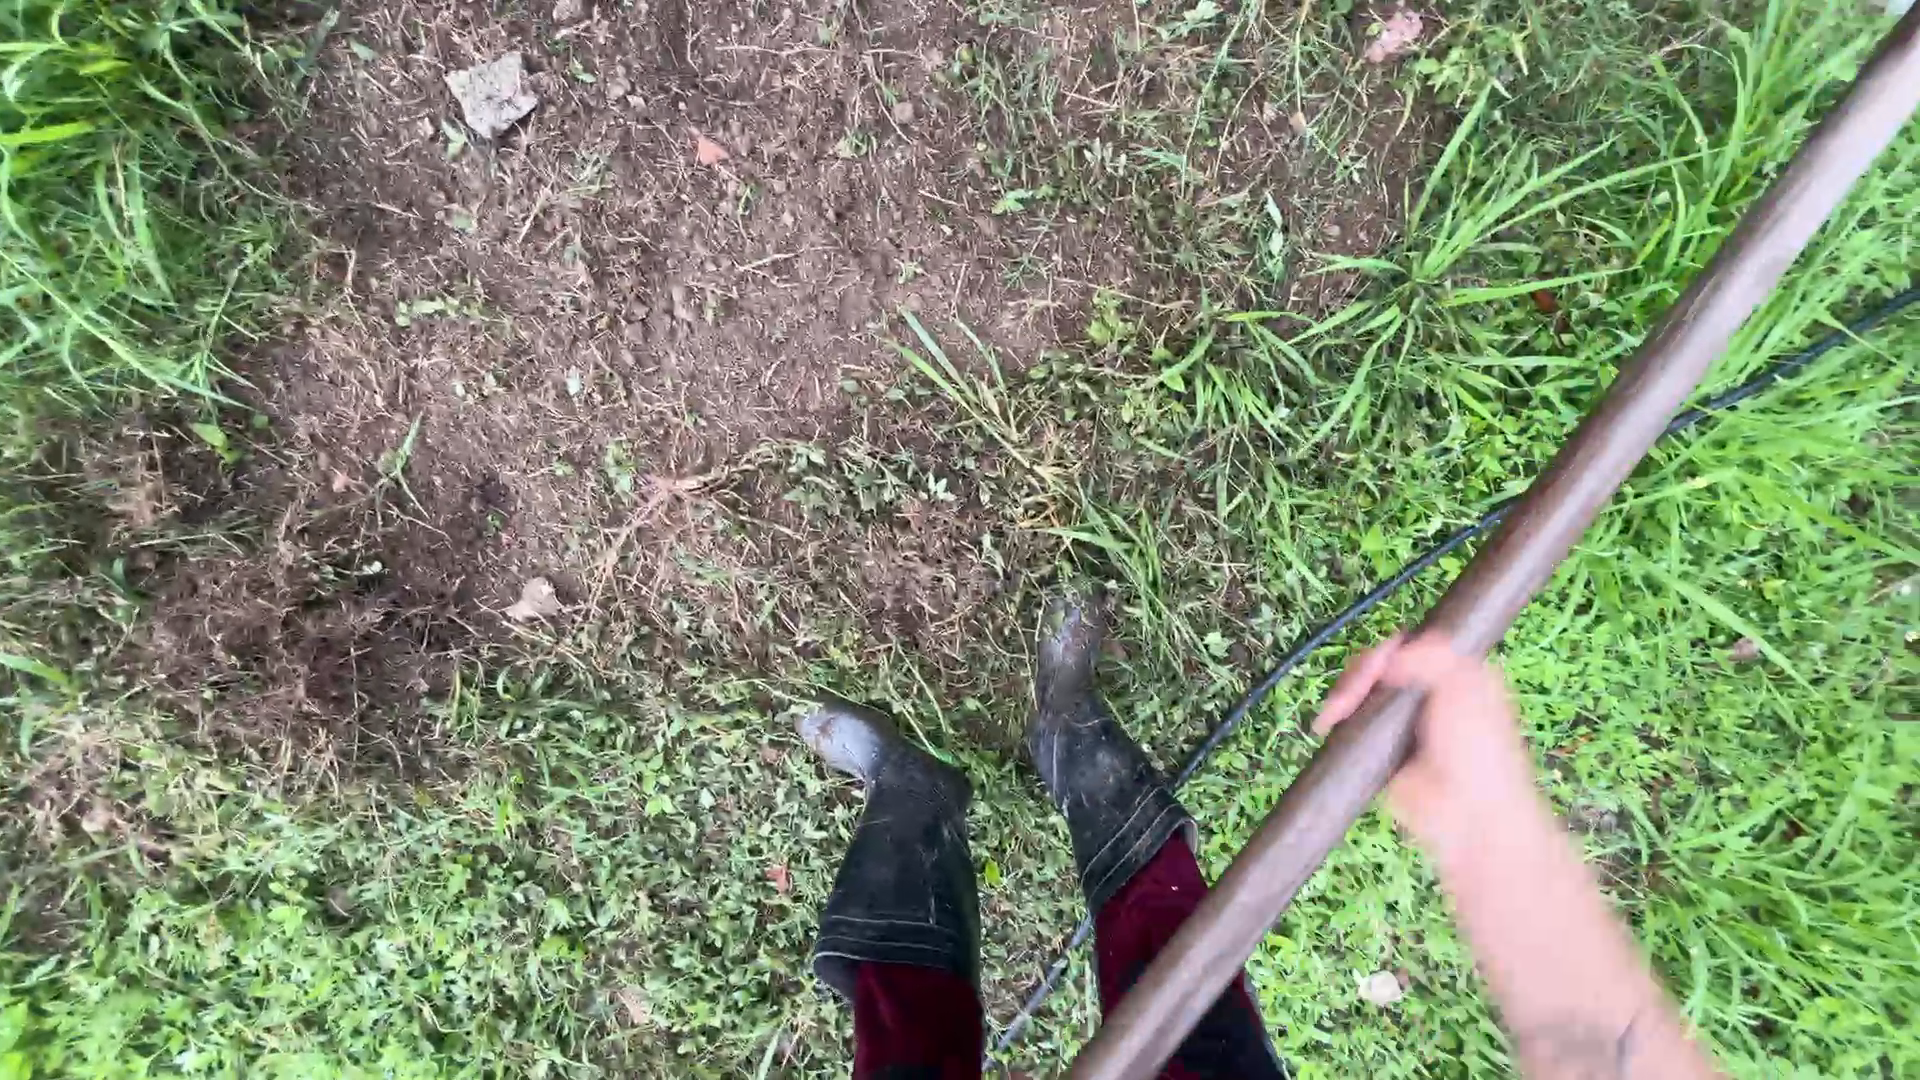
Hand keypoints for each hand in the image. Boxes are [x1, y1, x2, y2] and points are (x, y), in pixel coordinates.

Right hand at [1313, 633, 1542, 856]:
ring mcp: (1396, 718)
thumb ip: (1432, 658)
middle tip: (1355, 690)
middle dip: (1359, 673)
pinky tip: (1327, 722)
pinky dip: (1334, 715)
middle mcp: (1422, 692)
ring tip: (1336, 713)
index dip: (1390, 648)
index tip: (1380, 663)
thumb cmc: (1476, 751)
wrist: (1465, 813)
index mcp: (1453, 675)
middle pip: (1377, 664)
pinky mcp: (1374, 741)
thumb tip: (1388, 655)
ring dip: (1342, 693)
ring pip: (1358, 688)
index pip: (1410, 645)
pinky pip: (1348, 717)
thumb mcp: (1467, 689)